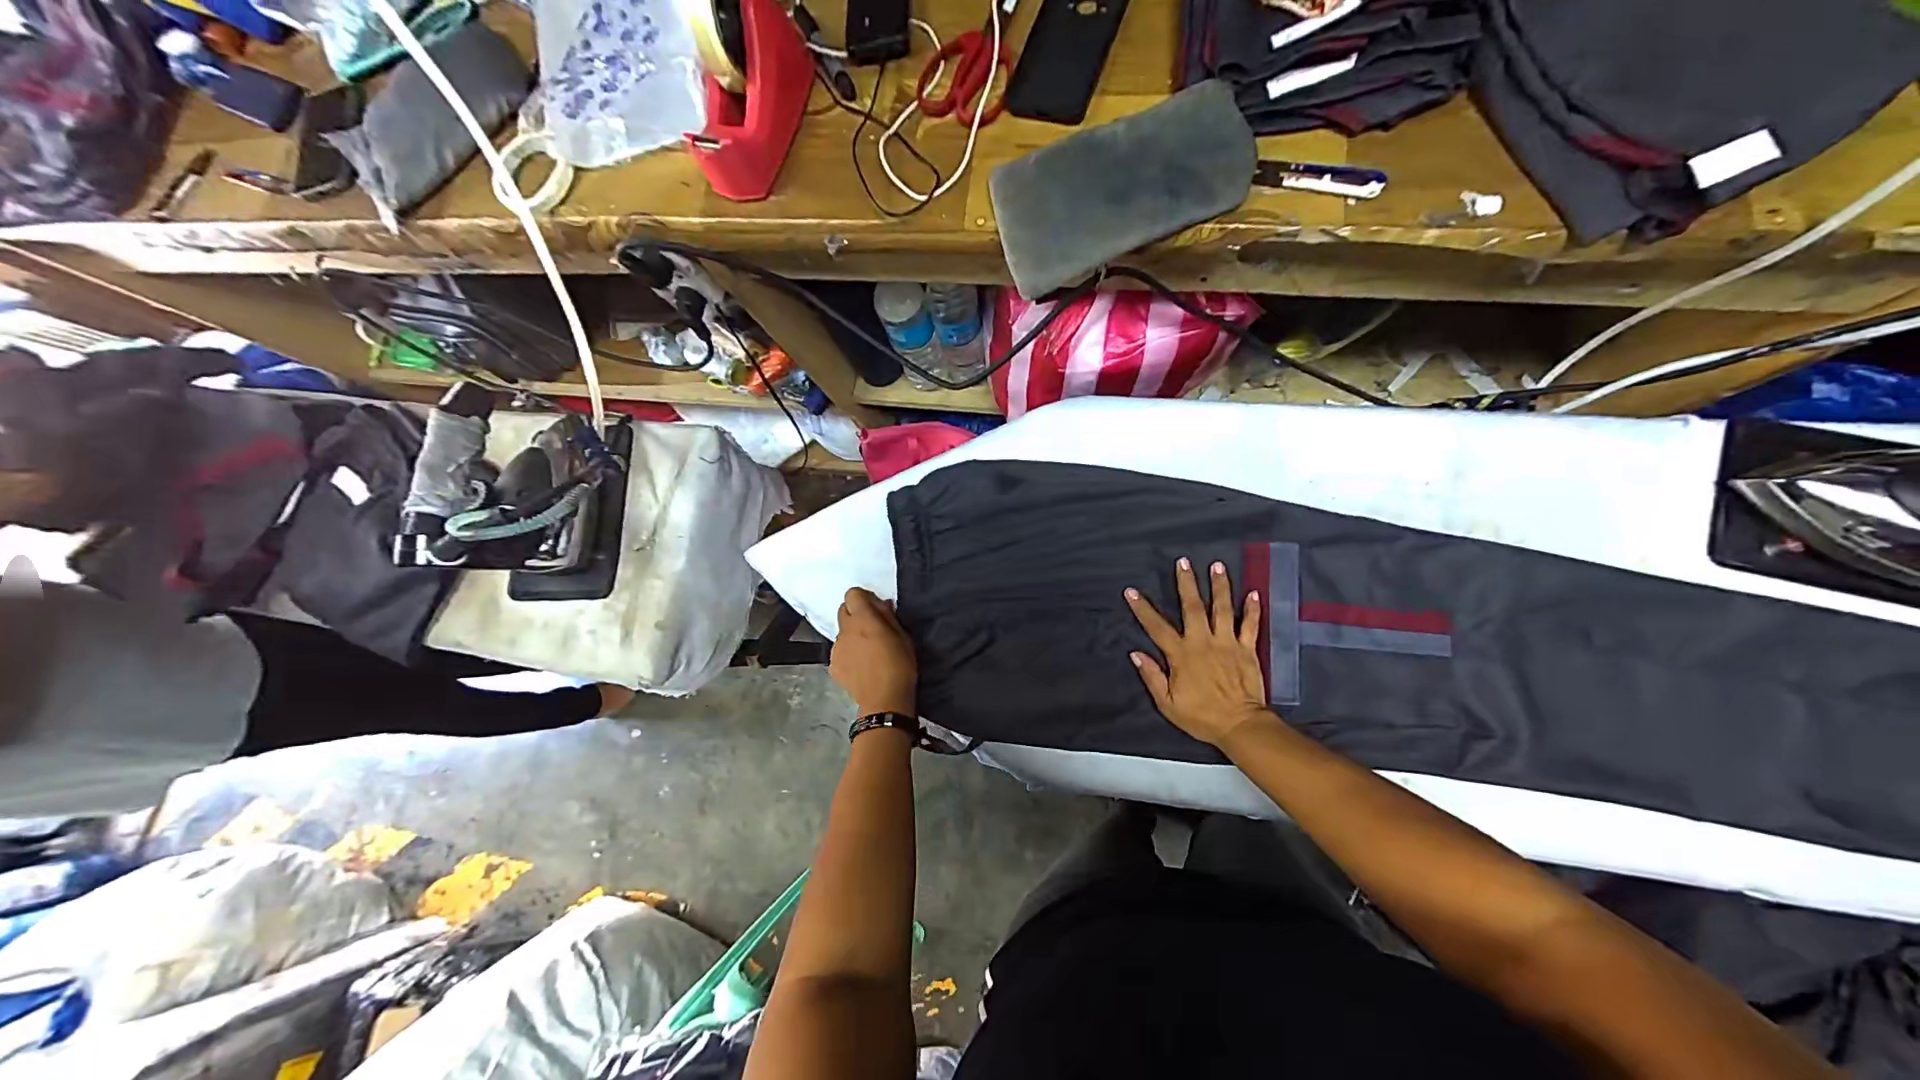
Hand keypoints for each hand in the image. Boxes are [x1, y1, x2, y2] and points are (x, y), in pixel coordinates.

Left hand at [831, 587, 917, 716]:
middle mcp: (845, 630)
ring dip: (852, 635)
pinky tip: (861, 666)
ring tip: (868, 651)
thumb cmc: (900, 666)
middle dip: (856, 614)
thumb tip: (881, 604)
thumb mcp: (903, 637)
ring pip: (841, 632)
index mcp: (863, 619)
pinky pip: (840, 651)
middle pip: (843, 610)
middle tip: (872, 627)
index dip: (863, 598)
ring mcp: (837, 648)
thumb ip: (888, 617)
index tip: (875, 608)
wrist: (884, 701)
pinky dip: (848, 653)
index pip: (852, 594)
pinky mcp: (833, 665)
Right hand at [1125, 557, 1274, 747]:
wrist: (1240, 725)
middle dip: (1186, 583)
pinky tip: (1254, 592)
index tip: (1132, 591)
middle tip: (1183, 562)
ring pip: (1222, 609)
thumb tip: (1136, 654)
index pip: (1157, 627)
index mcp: (1181, 655)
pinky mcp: (1248, 649)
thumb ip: (1152, 676)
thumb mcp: (1168, 703)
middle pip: (1193, 607)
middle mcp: (1203, 642)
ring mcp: (1228, 643)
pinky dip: (1252, 609)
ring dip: (1220, 586)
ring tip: (1216, 565)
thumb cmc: (1201, 716)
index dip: (1143, 609)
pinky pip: (1250, 625)